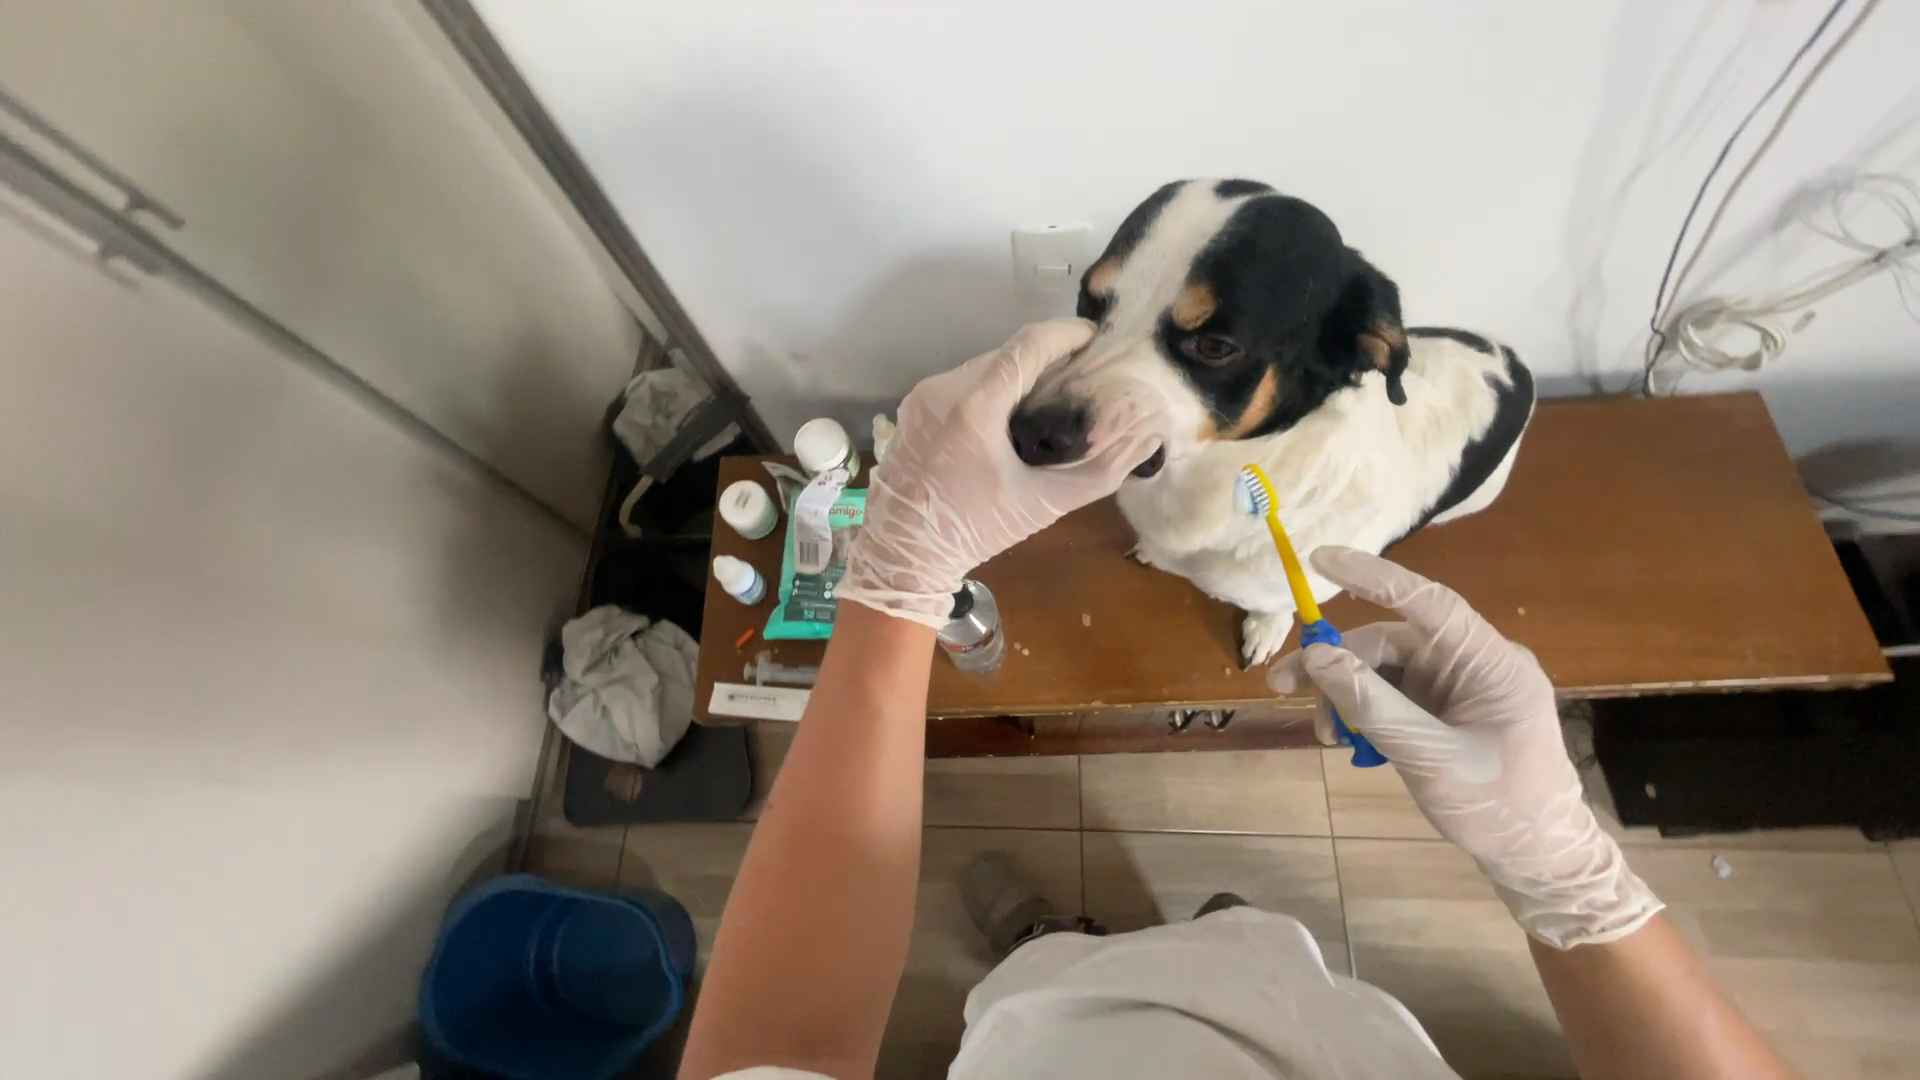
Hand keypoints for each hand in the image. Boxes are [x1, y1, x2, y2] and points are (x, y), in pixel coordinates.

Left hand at [836, 320, 1160, 627]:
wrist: (903, 555)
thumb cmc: (974, 531)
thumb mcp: (1043, 505)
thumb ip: (1099, 473)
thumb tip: (1143, 440)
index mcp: (974, 407)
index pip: (1028, 345)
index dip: (1067, 334)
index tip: (1094, 339)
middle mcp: (943, 389)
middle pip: (1005, 355)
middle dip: (1044, 360)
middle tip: (1076, 380)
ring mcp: (921, 397)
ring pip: (981, 368)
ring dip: (1014, 377)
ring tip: (1045, 401)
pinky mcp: (911, 408)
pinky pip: (958, 384)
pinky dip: (987, 390)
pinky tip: (1004, 418)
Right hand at [1268, 547, 1661, 948]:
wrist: (1536, 859)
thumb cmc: (1498, 808)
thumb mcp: (1429, 757)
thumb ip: (1372, 704)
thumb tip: (1316, 657)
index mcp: (1490, 663)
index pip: (1427, 602)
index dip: (1373, 576)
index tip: (1321, 559)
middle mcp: (1470, 663)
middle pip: (1386, 644)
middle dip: (1332, 664)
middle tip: (1281, 686)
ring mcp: (1453, 685)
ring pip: (1378, 669)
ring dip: (1341, 695)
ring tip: (1323, 735)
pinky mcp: (1438, 706)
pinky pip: (1385, 693)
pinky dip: (1357, 711)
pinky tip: (1345, 739)